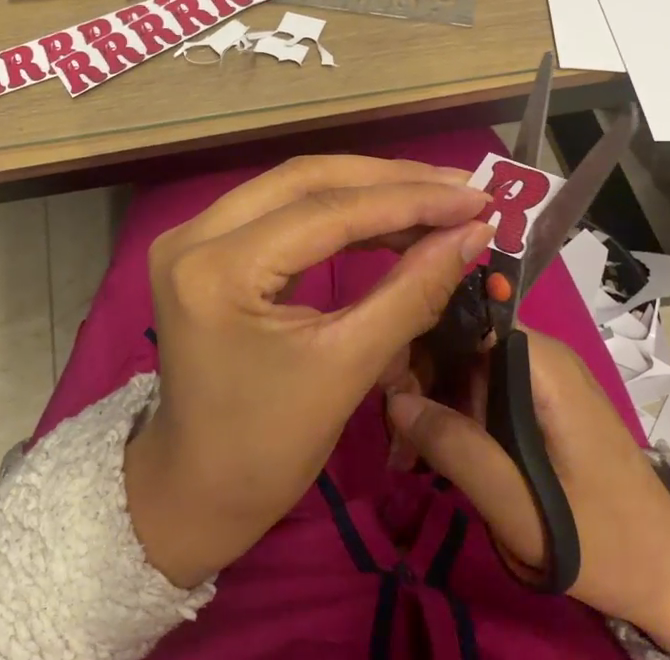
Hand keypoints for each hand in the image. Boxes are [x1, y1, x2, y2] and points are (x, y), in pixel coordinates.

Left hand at [124, 155, 493, 587]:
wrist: (200, 486)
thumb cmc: (268, 445)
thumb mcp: (346, 367)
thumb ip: (411, 292)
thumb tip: (473, 233)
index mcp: (215, 268)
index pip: (324, 211)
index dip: (408, 200)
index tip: (478, 196)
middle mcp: (192, 235)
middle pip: (302, 181)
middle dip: (387, 181)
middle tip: (462, 187)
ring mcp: (191, 238)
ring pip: (290, 190)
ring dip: (364, 192)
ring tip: (436, 199)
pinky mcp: (203, 250)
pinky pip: (276, 214)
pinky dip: (334, 214)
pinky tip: (386, 220)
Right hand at [387, 332, 669, 659]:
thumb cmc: (603, 542)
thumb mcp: (518, 505)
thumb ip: (456, 449)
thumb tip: (394, 400)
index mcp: (543, 365)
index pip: (459, 319)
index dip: (415, 345)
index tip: (386, 393)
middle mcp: (544, 358)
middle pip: (458, 343)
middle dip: (418, 383)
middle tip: (394, 440)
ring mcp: (545, 380)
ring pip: (466, 368)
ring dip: (433, 405)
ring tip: (409, 456)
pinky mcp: (543, 405)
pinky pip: (485, 391)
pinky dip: (457, 417)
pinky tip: (438, 455)